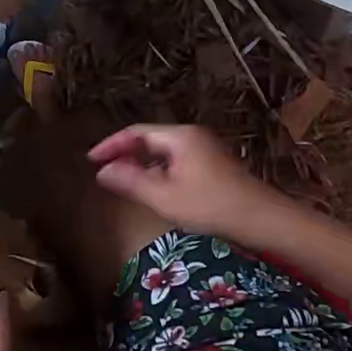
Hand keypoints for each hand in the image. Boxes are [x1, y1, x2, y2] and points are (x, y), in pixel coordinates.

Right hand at [87, 124, 291, 242]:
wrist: (260, 218)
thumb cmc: (210, 205)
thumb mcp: (164, 196)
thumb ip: (131, 181)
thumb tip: (103, 171)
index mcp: (180, 136)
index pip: (137, 132)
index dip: (111, 144)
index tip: (91, 159)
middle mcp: (192, 136)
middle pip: (151, 138)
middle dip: (125, 153)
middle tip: (104, 171)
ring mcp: (205, 149)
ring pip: (164, 151)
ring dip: (142, 163)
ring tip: (122, 181)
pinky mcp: (213, 164)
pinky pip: (176, 161)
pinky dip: (158, 171)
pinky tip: (153, 189)